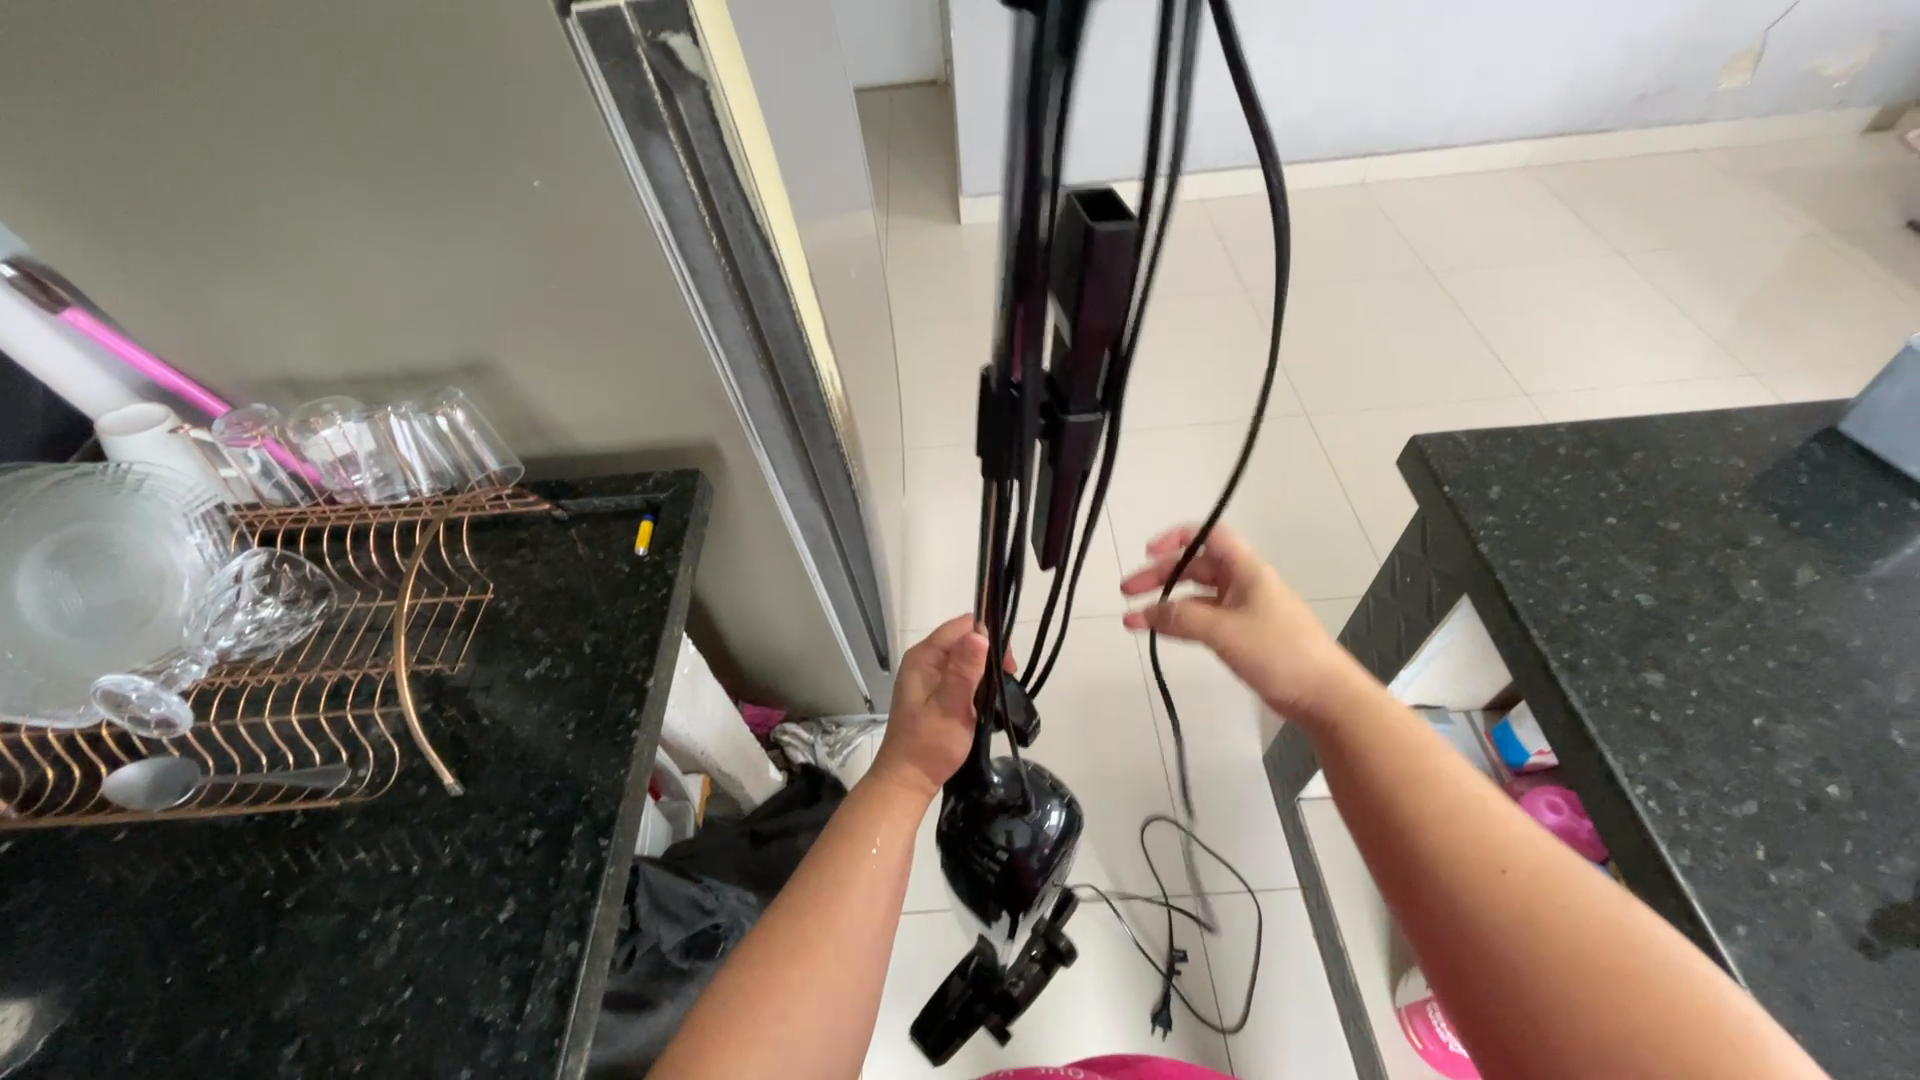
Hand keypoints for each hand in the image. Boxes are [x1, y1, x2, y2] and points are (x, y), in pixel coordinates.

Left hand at [870, 614, 990, 800]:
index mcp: (924, 656)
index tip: (1007, 665)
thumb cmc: (929, 744)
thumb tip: (980, 632)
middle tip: (1006, 682)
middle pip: (965, 638)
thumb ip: (965, 669)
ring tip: (999, 694)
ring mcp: (929, 676)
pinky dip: (978, 682)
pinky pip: (962, 674)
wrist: (908, 780)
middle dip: (990, 654)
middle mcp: (925, 660)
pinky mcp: (936, 691)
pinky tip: (987, 701)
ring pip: (966, 657)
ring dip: (985, 670)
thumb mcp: (951, 706)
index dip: (988, 636)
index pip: (962, 625)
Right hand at [1121, 524, 1356, 718]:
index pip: (1209, 536)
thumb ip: (1181, 619)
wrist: (1323, 694)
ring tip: (1134, 619)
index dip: (1177, 538)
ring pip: (1196, 598)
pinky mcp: (1244, 636)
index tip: (1148, 552)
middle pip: (1195, 568)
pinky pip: (1204, 621)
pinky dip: (1181, 624)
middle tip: (1127, 592)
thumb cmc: (1279, 652)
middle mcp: (1243, 584)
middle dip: (1160, 576)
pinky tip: (1160, 633)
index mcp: (1246, 570)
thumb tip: (1144, 613)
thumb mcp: (1224, 631)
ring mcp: (1244, 611)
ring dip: (1166, 605)